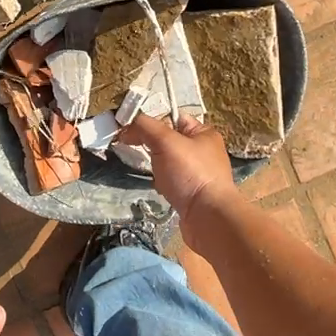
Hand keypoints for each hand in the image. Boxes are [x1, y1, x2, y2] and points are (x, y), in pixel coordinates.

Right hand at [119, 113, 236, 218]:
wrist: (208, 218)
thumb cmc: (190, 174)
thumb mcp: (165, 142)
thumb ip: (145, 126)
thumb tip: (127, 125)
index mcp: (204, 133)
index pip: (173, 117)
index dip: (151, 120)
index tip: (130, 128)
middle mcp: (203, 151)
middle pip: (168, 140)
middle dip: (151, 145)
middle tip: (136, 149)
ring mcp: (199, 173)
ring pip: (167, 161)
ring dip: (156, 166)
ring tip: (151, 172)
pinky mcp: (192, 192)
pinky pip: (171, 180)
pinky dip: (162, 182)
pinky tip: (160, 187)